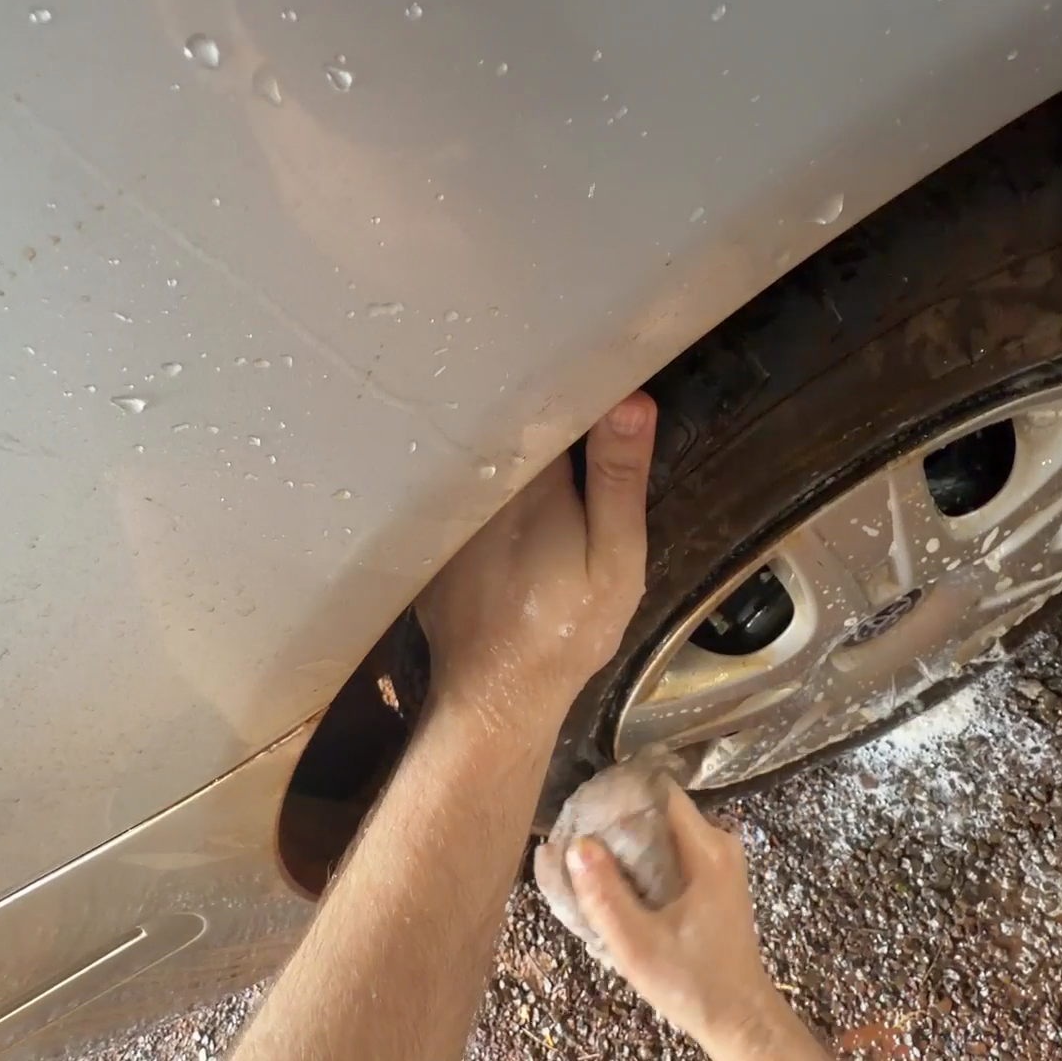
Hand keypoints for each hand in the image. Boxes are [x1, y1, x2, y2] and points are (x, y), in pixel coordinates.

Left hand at [415, 392, 655, 731]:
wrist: (499, 695)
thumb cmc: (567, 629)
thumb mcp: (614, 559)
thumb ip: (619, 480)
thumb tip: (631, 400)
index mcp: (527, 480)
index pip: (542, 405)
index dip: (566, 385)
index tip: (587, 365)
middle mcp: (474, 484)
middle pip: (503, 424)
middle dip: (531, 404)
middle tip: (562, 384)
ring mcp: (445, 511)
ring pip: (477, 454)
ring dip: (501, 438)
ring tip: (529, 412)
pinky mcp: (430, 538)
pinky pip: (454, 489)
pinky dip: (475, 479)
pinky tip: (493, 488)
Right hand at [567, 788, 826, 1059]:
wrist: (740, 1020)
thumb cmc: (694, 983)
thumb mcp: (640, 946)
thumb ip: (606, 896)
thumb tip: (576, 844)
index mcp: (708, 848)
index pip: (660, 793)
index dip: (621, 796)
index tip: (588, 810)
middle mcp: (718, 842)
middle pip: (659, 810)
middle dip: (620, 821)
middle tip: (582, 838)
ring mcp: (718, 858)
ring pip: (663, 830)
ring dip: (630, 842)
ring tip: (593, 859)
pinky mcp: (713, 875)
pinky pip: (671, 849)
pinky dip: (645, 859)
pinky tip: (620, 881)